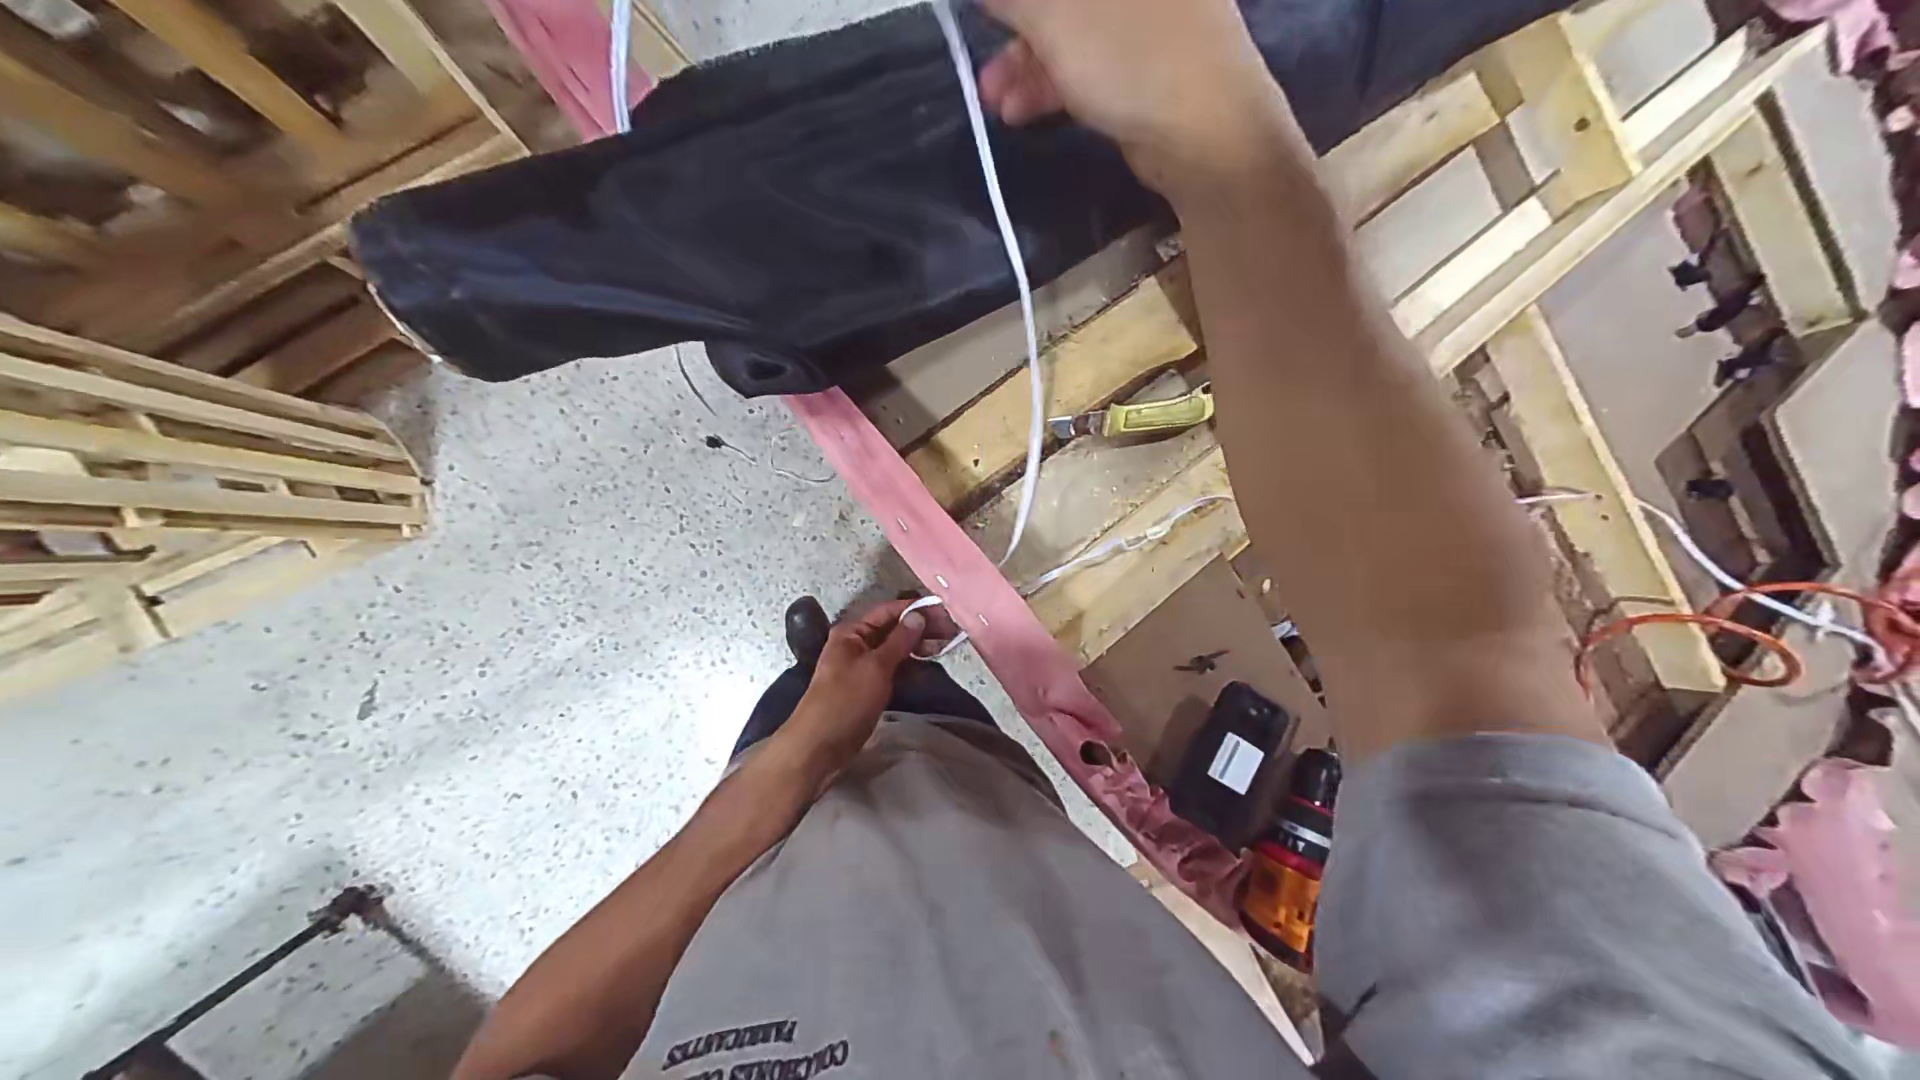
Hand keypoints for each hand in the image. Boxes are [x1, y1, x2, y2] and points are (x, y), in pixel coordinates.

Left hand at [777, 599, 937, 770]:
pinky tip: (929, 666)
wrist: (820, 745)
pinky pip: (893, 669)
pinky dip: (910, 666)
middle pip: (892, 629)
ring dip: (917, 646)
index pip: (887, 611)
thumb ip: (899, 640)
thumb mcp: (876, 666)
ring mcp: (862, 666)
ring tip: (947, 644)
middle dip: (919, 628)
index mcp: (851, 633)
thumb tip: (918, 615)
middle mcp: (856, 644)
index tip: (943, 609)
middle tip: (951, 629)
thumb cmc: (846, 700)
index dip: (914, 608)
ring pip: (895, 650)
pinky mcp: (869, 686)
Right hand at [976, 0, 1299, 197]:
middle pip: (1061, 0)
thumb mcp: (1058, 17)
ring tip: (993, 102)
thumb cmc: (1133, 59)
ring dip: (1025, 67)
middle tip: (981, 66)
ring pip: (1069, 33)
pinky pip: (1085, 65)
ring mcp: (1144, 22)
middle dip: (1014, 29)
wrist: (1206, 135)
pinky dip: (1051, 85)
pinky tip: (1020, 112)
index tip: (981, 11)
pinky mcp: (1142, 68)